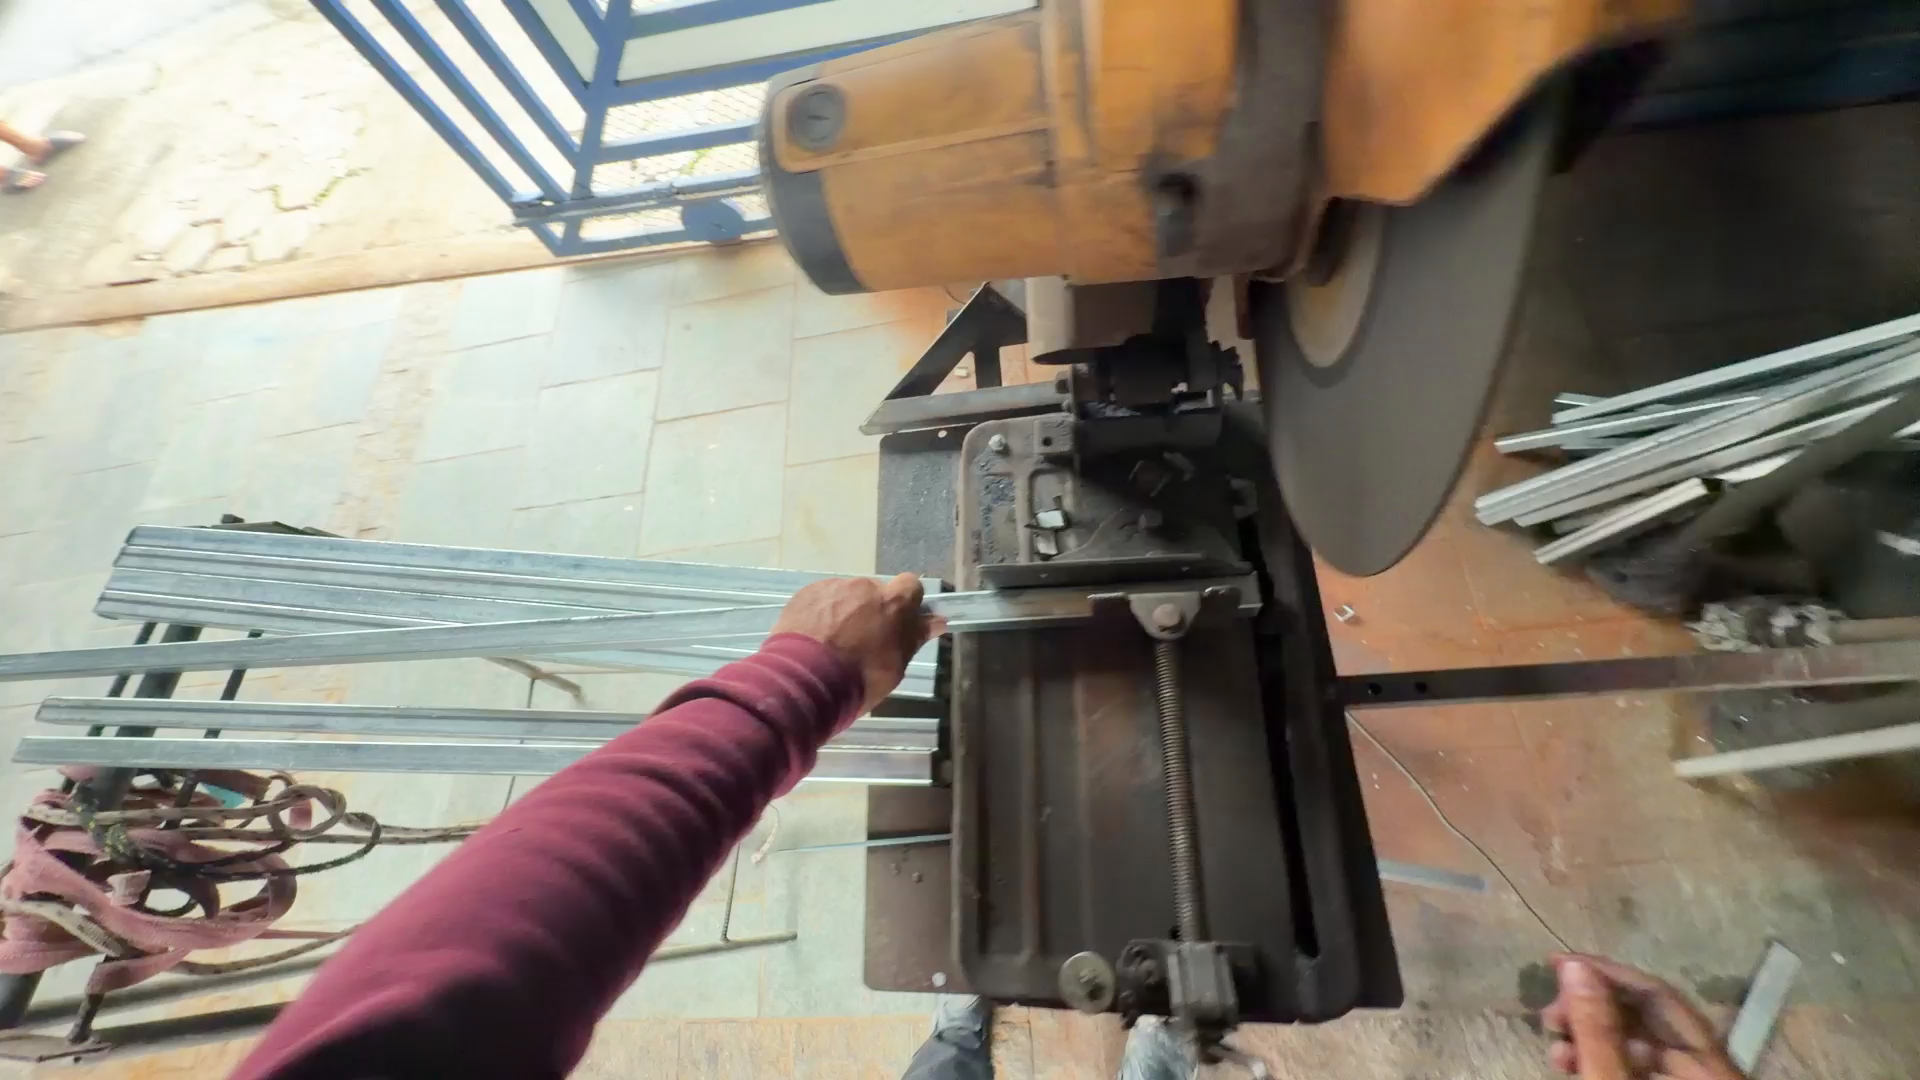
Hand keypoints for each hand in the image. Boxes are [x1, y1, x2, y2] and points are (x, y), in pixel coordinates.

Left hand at [772, 573, 943, 714]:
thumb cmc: (858, 679)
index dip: (906, 601)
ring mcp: (834, 587)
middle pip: (875, 591)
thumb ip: (915, 638)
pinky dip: (822, 613)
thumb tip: (937, 621)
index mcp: (893, 603)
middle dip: (872, 609)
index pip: (911, 585)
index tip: (898, 620)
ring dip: (845, 611)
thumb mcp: (895, 666)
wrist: (803, 680)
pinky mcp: (807, 592)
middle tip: (861, 639)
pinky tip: (813, 637)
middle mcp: (865, 587)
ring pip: (847, 595)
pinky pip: (823, 598)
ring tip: (831, 641)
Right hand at [1542, 953, 1741, 1079]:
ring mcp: (1692, 1078)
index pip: (1659, 994)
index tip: (1555, 962)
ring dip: (1588, 1031)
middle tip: (1549, 1013)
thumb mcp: (1611, 1079)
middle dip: (1588, 1005)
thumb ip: (1596, 1029)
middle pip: (1645, 1015)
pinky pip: (1636, 1059)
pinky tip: (1570, 1059)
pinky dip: (1601, 1053)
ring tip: (1554, 1041)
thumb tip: (1573, 965)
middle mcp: (1712, 1068)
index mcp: (1713, 1065)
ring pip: (1635, 1038)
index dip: (1605, 971)